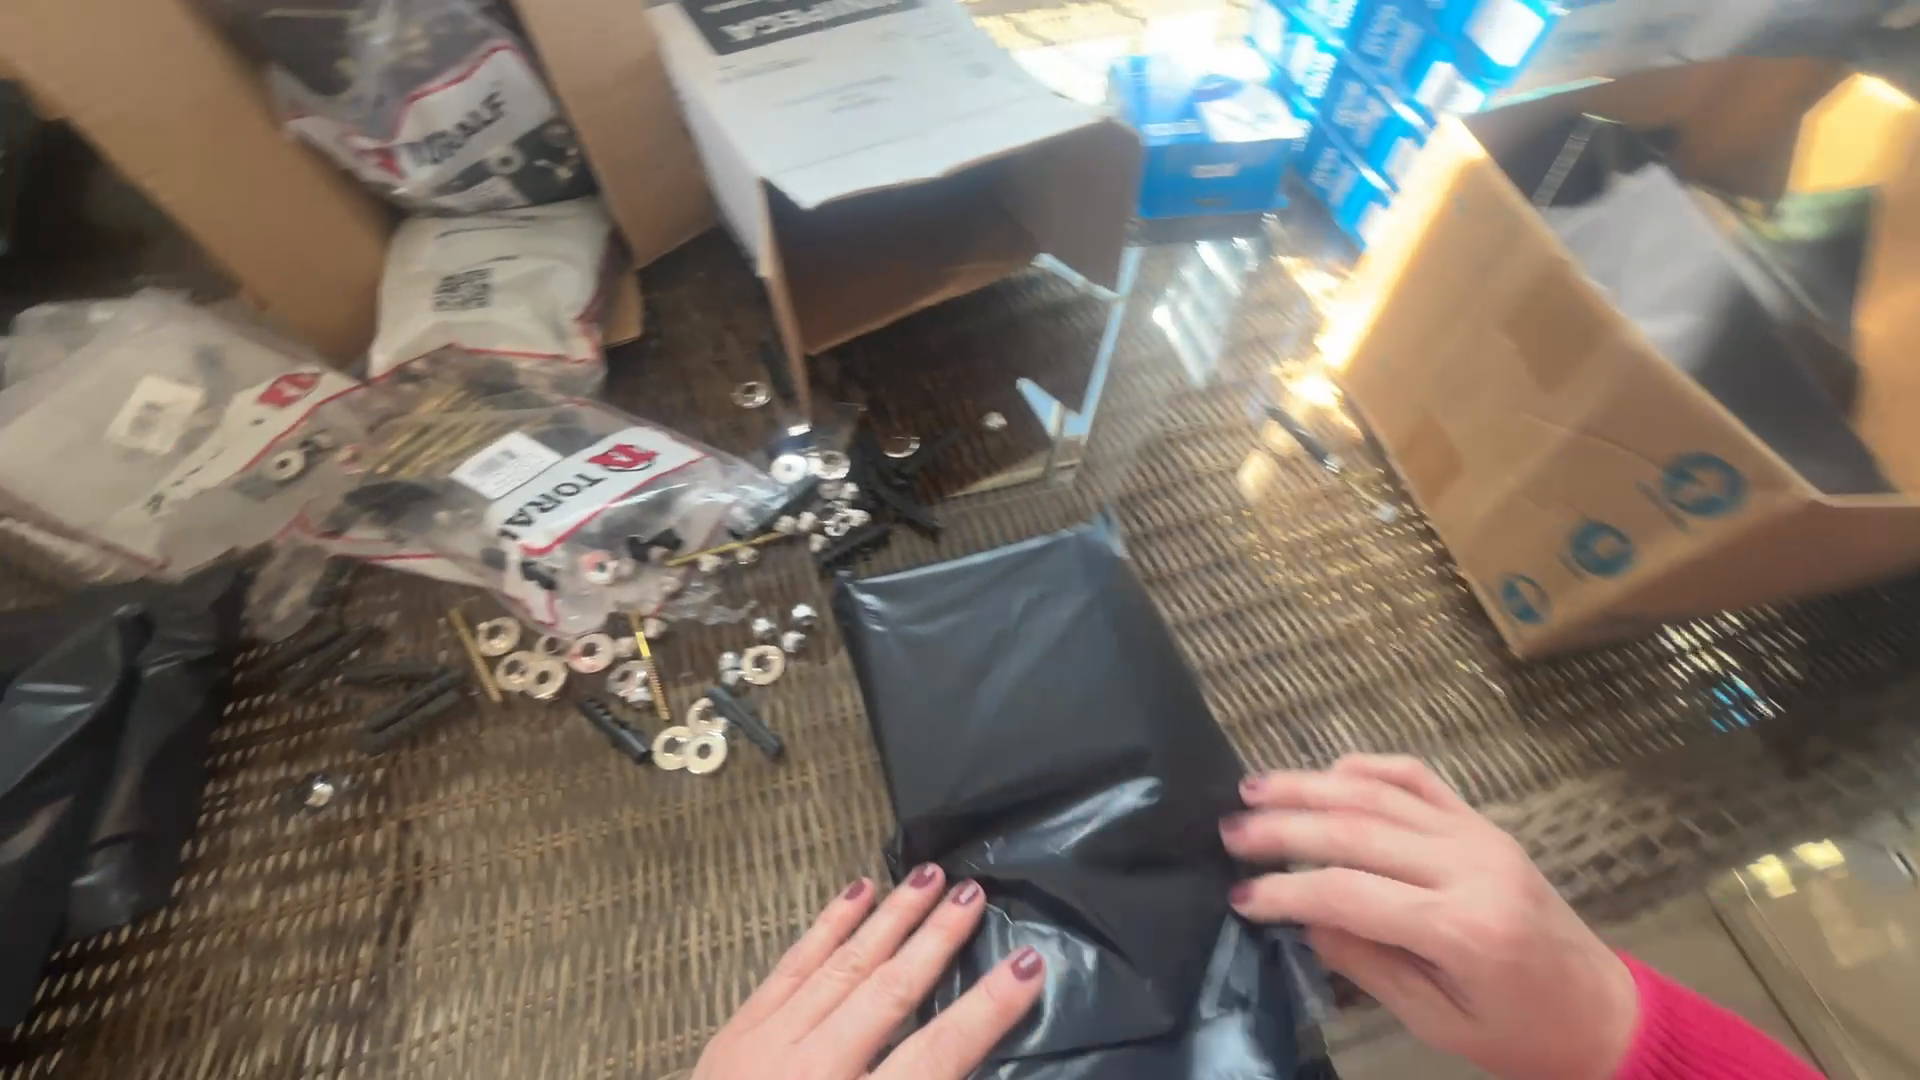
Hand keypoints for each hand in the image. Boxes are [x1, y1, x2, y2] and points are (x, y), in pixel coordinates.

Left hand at [692, 864, 1044, 1079]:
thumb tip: (958, 1070)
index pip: (934, 1059)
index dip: (985, 1011)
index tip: (1028, 963)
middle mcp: (811, 1074)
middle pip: (888, 993)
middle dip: (937, 939)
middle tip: (975, 891)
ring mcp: (767, 1045)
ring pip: (844, 964)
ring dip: (891, 917)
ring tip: (929, 874)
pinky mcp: (738, 1029)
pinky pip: (793, 963)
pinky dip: (828, 924)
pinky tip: (856, 889)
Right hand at [1222, 755, 1638, 1079]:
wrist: (1609, 1013)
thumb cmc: (1521, 1034)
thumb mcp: (1438, 1023)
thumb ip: (1365, 963)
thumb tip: (1301, 914)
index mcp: (1465, 929)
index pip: (1350, 893)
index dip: (1286, 891)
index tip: (1241, 897)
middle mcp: (1470, 866)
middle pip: (1355, 830)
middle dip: (1282, 827)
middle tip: (1230, 829)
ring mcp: (1477, 833)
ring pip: (1376, 793)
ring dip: (1307, 786)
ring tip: (1253, 787)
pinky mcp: (1480, 820)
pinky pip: (1415, 775)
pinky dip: (1365, 766)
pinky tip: (1326, 773)